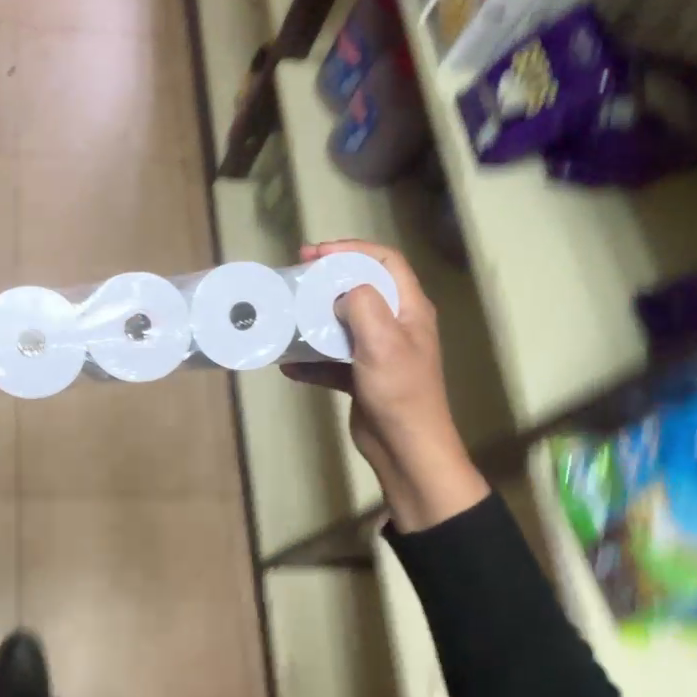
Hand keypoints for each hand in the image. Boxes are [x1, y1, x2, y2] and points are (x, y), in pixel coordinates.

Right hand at [283, 240, 488, 531]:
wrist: (405, 447)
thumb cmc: (399, 391)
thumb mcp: (383, 340)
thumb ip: (363, 304)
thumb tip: (342, 293)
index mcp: (410, 309)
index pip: (384, 261)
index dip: (351, 250)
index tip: (315, 254)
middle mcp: (397, 324)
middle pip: (362, 287)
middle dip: (328, 280)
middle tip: (296, 278)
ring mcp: (379, 352)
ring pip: (344, 322)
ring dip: (315, 318)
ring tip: (287, 316)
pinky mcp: (362, 376)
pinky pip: (332, 359)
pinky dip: (311, 359)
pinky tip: (287, 365)